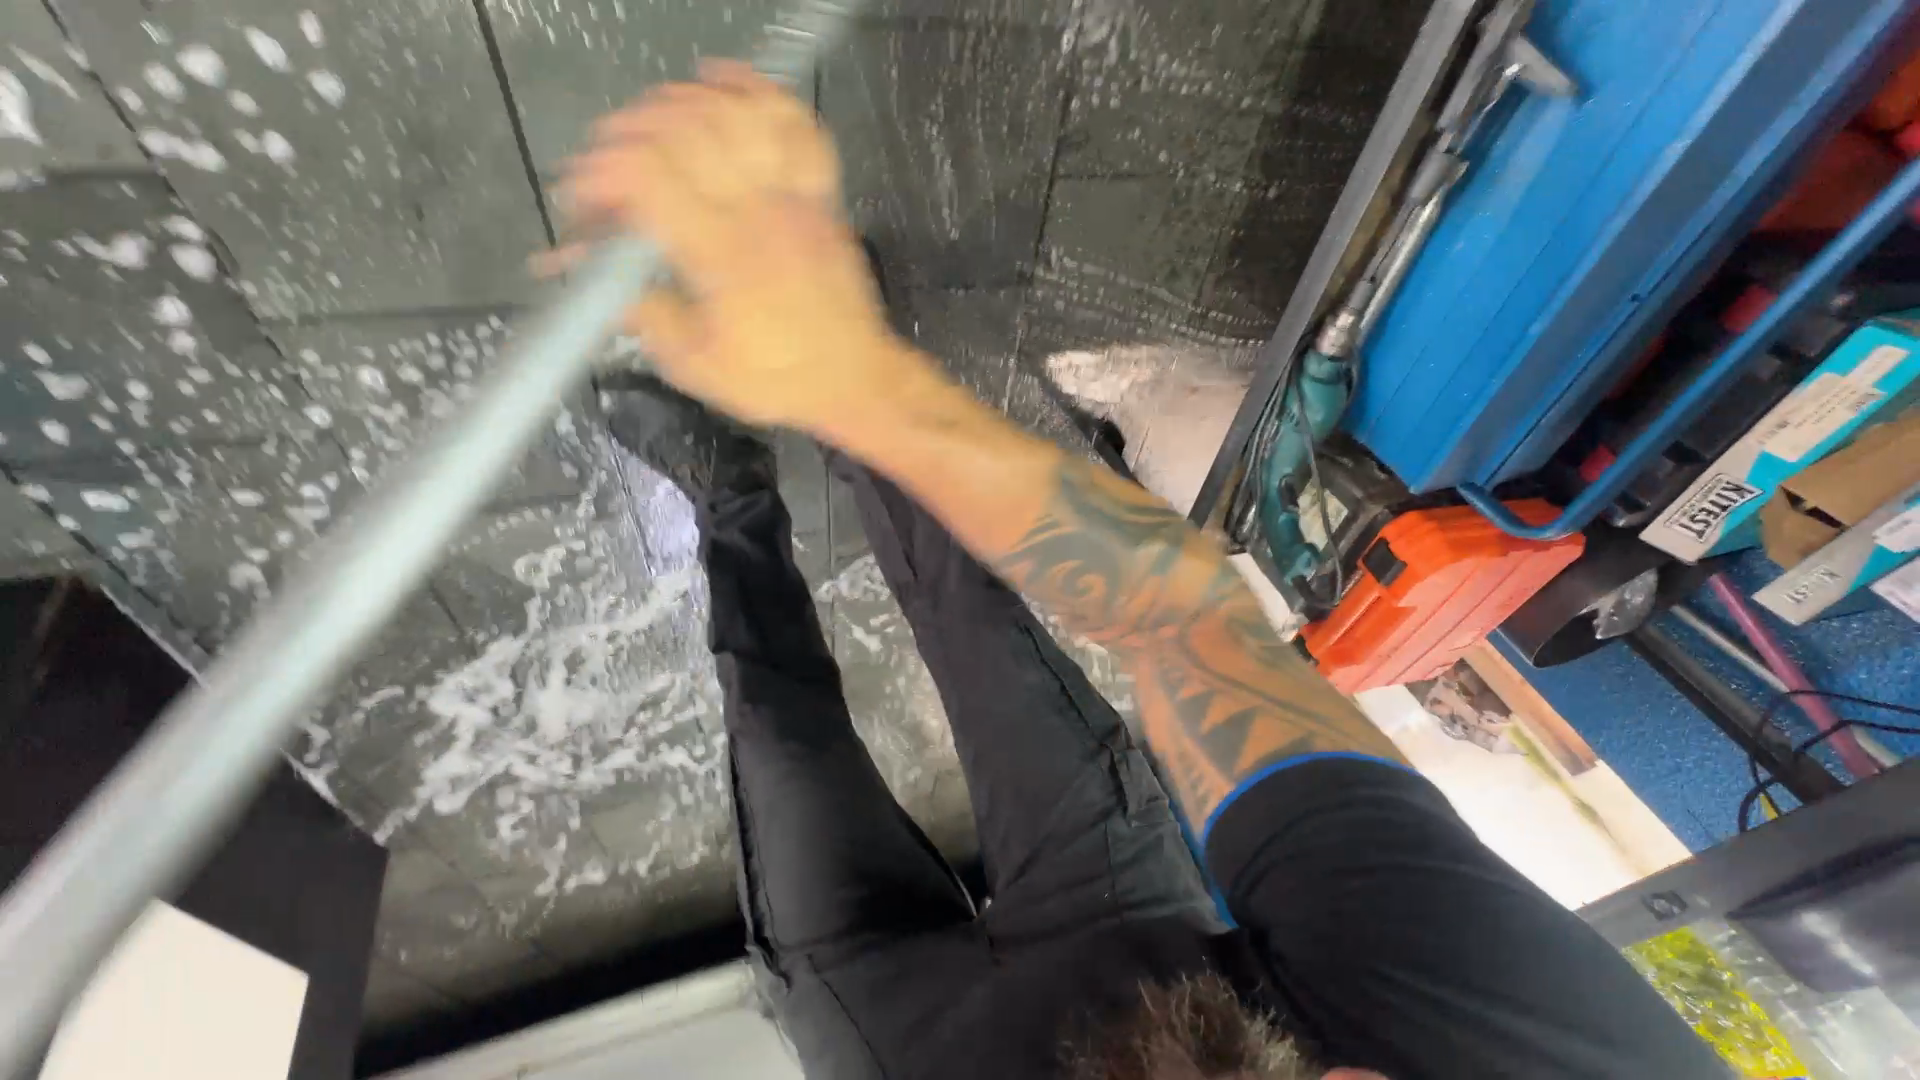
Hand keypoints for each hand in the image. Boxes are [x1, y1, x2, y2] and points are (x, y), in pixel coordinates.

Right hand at [556, 62, 932, 433]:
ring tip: (653, 125)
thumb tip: (604, 284)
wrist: (855, 379)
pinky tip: (726, 87)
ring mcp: (794, 199)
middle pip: (682, 128)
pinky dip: (760, 94)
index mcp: (720, 256)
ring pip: (736, 114)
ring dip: (683, 104)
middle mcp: (757, 214)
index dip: (598, 172)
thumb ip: (645, 315)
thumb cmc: (783, 378)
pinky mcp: (821, 198)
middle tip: (608, 162)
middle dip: (626, 131)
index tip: (584, 197)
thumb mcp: (697, 365)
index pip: (645, 174)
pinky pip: (797, 125)